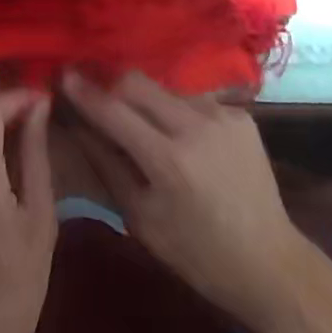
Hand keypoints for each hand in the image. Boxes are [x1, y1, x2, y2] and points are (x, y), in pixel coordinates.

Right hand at [60, 71, 309, 323]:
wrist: (267, 259)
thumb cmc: (196, 251)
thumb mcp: (141, 219)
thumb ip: (108, 166)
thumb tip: (78, 126)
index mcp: (168, 160)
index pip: (114, 111)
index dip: (85, 91)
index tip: (64, 74)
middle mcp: (195, 126)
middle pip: (138, 83)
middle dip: (111, 83)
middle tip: (94, 88)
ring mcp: (221, 114)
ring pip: (166, 87)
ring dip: (144, 96)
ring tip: (137, 114)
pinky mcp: (239, 113)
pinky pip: (194, 99)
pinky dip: (176, 109)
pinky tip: (177, 130)